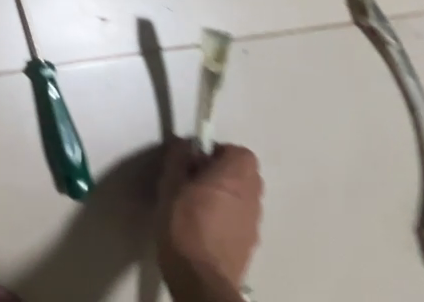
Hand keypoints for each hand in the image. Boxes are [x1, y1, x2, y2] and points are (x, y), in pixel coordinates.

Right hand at [159, 141, 261, 301]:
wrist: (201, 278)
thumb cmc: (183, 225)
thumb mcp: (169, 185)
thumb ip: (178, 160)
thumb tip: (185, 144)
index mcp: (233, 179)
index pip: (242, 153)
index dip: (220, 152)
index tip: (198, 160)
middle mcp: (251, 198)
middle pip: (246, 174)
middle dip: (224, 172)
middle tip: (196, 179)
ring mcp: (253, 224)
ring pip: (245, 197)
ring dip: (227, 194)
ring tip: (199, 205)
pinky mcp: (250, 244)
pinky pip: (242, 218)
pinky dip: (228, 215)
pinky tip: (206, 227)